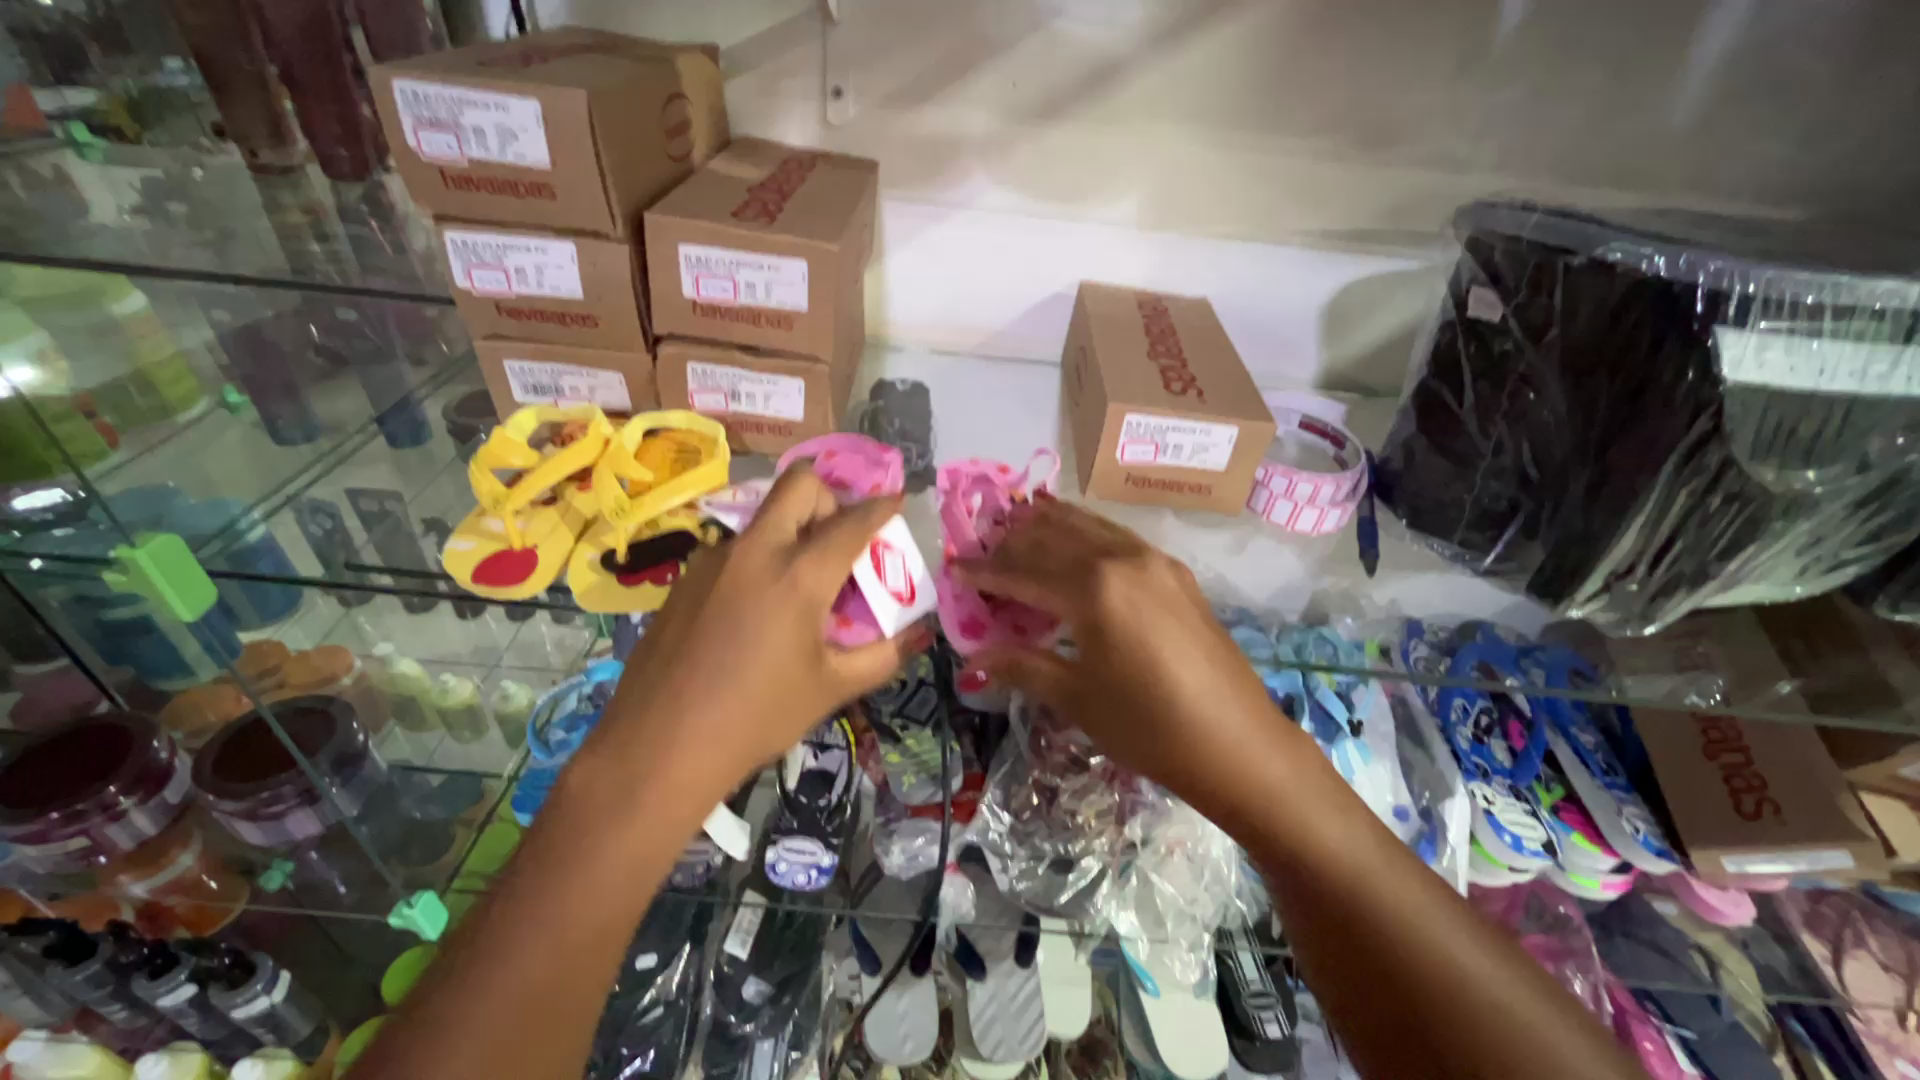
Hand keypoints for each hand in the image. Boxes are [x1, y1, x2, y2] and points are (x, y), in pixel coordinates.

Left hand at [583, 466, 929, 800]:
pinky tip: (755, 613)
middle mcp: (755, 550)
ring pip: (764, 517)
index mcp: (798, 574)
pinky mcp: (685, 578)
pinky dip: (760, 560)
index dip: (882, 508)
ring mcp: (713, 559)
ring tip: (800, 586)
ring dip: (792, 531)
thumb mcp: (831, 689)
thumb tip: (919, 634)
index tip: (897, 504)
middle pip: (799, 484)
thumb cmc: (756, 718)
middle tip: (842, 539)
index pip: (852, 520)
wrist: (658, 745)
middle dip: (830, 498)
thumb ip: (884, 655)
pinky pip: (735, 549)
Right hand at [958, 496, 1290, 816]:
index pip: (1022, 572)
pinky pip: (1116, 538)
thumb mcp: (1077, 698)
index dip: (983, 572)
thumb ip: (1024, 666)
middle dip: (1011, 542)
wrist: (1237, 743)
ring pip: (1087, 527)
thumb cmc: (1149, 727)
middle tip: (979, 549)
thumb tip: (975, 658)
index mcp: (1092, 590)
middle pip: (1052, 538)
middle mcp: (1121, 559)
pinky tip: (1074, 541)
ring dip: (1048, 528)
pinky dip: (1085, 534)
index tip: (952, 567)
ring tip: (1016, 530)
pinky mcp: (1175, 572)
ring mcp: (1154, 561)